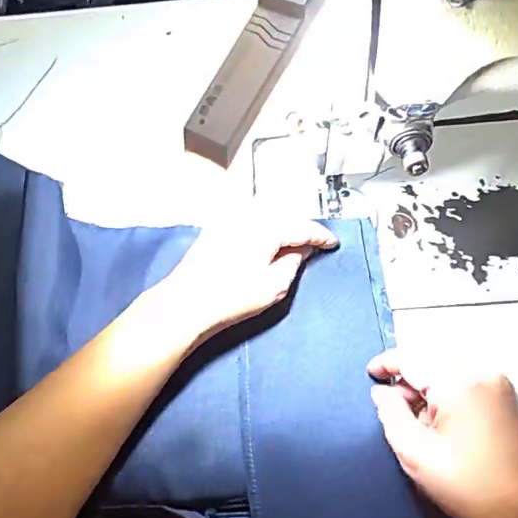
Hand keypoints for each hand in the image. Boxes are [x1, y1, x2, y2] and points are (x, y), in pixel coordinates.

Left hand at [145, 218, 338, 341]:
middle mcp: (247, 216)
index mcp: (267, 227)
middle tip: (314, 242)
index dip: (320, 236)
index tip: (331, 243)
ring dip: (281, 226)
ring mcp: (229, 219)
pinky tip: (265, 243)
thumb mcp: (274, 286)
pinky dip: (263, 227)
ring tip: (292, 244)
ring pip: (266, 214)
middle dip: (300, 227)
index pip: (303, 227)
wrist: (186, 303)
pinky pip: (249, 220)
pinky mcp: (216, 228)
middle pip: (285, 215)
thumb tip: (301, 250)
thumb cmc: (228, 298)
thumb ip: (294, 262)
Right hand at [368, 350, 517, 517]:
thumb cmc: (471, 489)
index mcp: (458, 383)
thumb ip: (391, 415)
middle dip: (409, 374)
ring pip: (450, 367)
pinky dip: (448, 389)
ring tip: (416, 417)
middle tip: (392, 405)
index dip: (387, 363)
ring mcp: (499, 383)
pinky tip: (441, 419)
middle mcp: (482, 372)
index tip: (370, 373)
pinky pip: (467, 378)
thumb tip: (383, 392)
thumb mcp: (417, 455)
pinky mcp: (508, 396)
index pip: (413, 357)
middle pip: (432, 357)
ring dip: (429, 382)